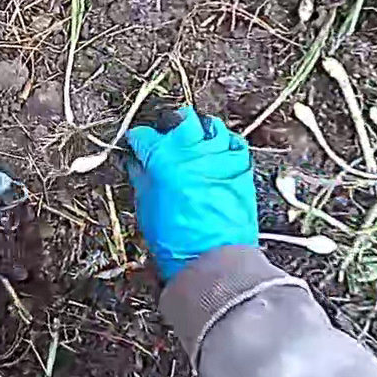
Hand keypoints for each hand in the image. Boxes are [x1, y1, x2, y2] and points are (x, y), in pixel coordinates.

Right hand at [125, 105, 257, 280]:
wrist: (211, 259)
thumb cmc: (175, 238)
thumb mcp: (145, 204)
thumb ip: (141, 175)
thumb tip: (137, 162)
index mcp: (160, 156)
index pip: (143, 134)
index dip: (137, 140)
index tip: (136, 145)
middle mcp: (190, 149)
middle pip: (180, 117)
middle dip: (170, 124)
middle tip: (164, 137)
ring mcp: (218, 156)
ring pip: (209, 125)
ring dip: (198, 131)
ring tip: (192, 144)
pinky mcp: (240, 167)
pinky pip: (233, 142)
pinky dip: (223, 143)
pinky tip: (215, 154)